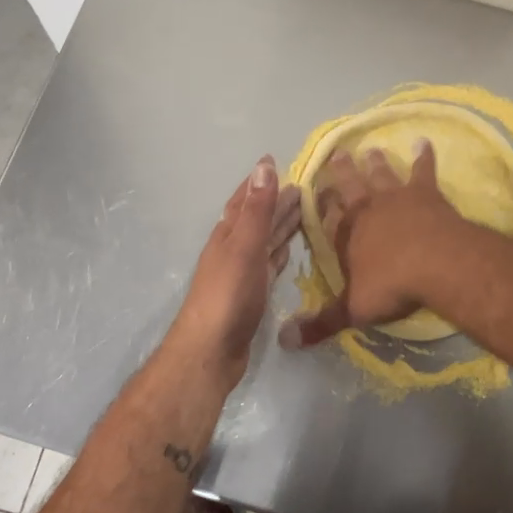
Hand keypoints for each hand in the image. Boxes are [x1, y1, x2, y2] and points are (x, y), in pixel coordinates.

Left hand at [170, 156, 301, 373]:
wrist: (210, 351)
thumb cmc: (228, 296)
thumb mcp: (244, 247)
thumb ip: (256, 209)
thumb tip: (264, 166)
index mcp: (228, 234)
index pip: (245, 199)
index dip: (259, 181)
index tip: (275, 161)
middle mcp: (233, 249)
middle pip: (256, 218)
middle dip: (275, 200)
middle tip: (302, 186)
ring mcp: (241, 273)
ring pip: (264, 240)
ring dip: (279, 225)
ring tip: (302, 211)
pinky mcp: (251, 295)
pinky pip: (268, 264)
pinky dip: (279, 252)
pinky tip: (287, 250)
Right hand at [280, 140, 466, 349]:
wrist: (436, 263)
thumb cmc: (391, 286)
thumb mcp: (352, 309)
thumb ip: (320, 323)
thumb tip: (283, 341)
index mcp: (345, 234)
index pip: (328, 215)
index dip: (322, 203)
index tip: (314, 188)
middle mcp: (366, 209)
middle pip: (350, 186)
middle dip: (342, 172)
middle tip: (336, 154)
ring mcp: (397, 197)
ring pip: (381, 175)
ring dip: (375, 163)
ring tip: (369, 149)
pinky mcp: (426, 194)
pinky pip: (423, 171)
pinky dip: (423, 157)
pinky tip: (423, 141)